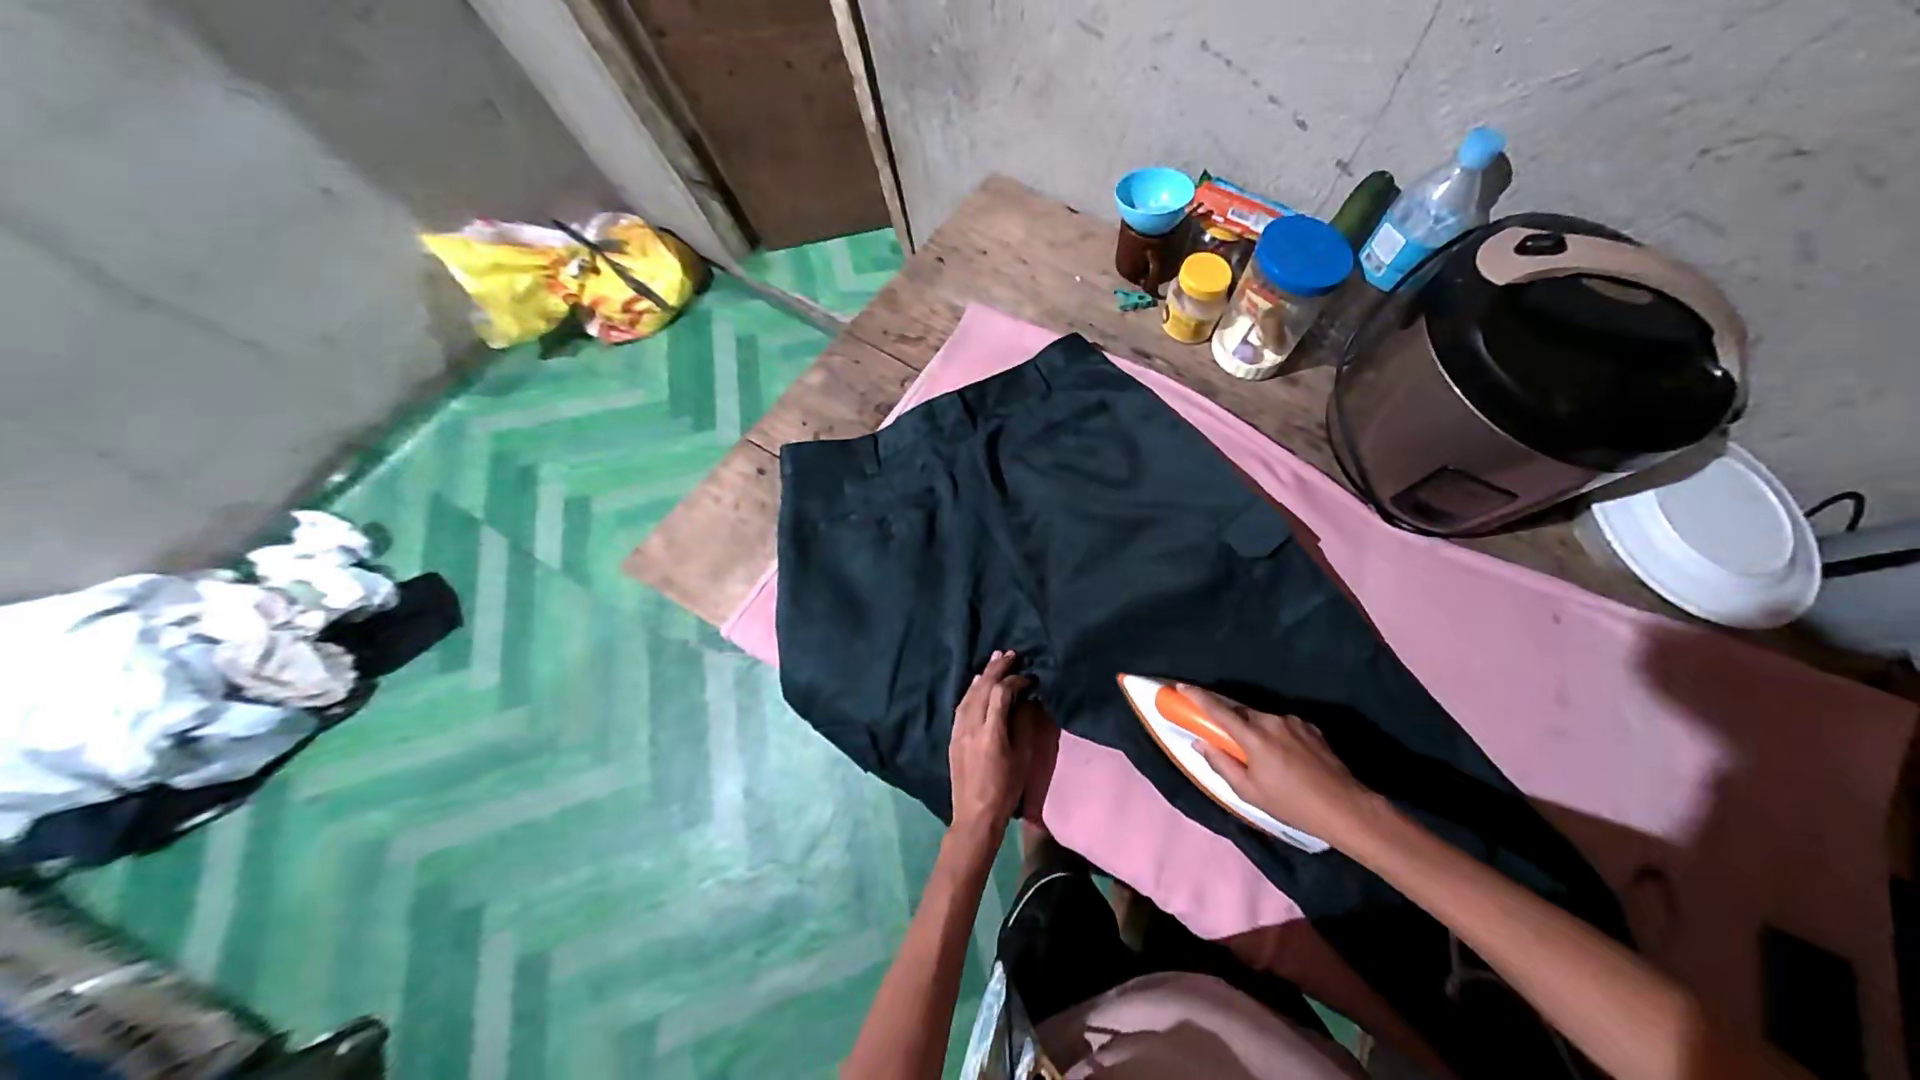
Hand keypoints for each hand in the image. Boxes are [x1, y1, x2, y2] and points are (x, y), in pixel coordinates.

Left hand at [949, 651, 1033, 836]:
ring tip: (995, 660)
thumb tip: (1026, 700)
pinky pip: (961, 705)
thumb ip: (1024, 726)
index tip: (1029, 677)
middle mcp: (971, 727)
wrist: (975, 815)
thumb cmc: (1005, 790)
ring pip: (969, 695)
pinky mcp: (953, 737)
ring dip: (982, 676)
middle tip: (1010, 654)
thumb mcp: (1022, 759)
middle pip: (982, 688)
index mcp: (991, 733)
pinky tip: (977, 683)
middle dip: (996, 669)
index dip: (1015, 681)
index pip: (1001, 694)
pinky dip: (971, 690)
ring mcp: (959, 731)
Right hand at [1182, 684, 1377, 844]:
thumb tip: (1200, 743)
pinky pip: (1282, 725)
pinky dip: (1274, 735)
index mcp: (1254, 737)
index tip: (1181, 687)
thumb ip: (1221, 763)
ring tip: (1260, 755)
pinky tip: (1283, 757)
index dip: (1197, 697)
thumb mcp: (1249, 792)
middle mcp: (1272, 721)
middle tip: (1223, 735)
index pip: (1219, 711)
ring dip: (1253, 730)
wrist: (1346, 808)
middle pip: (1240, 712)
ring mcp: (1294, 722)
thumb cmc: (1292, 804)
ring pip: (1262, 719)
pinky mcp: (1310, 727)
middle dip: (1228, 719)